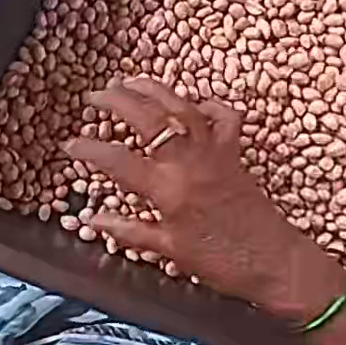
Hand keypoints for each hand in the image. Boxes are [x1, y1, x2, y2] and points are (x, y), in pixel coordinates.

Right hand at [63, 76, 345, 319]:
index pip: (117, 161)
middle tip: (94, 96)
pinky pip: (223, 117)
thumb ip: (128, 231)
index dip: (88, 150)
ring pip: (182, 107)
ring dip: (154, 90)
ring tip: (130, 82)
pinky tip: (192, 104)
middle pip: (147, 119)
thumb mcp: (170, 252)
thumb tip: (91, 220)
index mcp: (168, 191)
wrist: (276, 263)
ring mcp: (214, 152)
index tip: (69, 144)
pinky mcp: (234, 152)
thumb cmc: (221, 263)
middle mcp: (189, 163)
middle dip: (116, 101)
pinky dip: (207, 105)